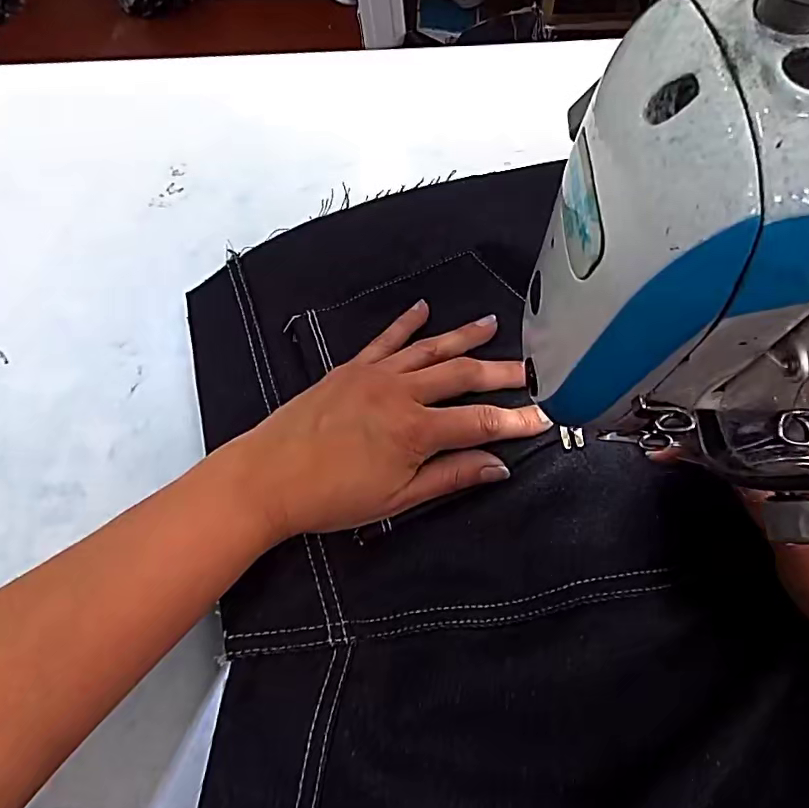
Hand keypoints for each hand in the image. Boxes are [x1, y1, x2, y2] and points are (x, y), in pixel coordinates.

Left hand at [208, 301, 550, 539]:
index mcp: (416, 429)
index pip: (482, 421)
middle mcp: (401, 393)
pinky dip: (407, 323)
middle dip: (503, 373)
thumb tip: (497, 467)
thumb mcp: (397, 498)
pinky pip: (386, 339)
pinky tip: (423, 309)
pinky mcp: (353, 367)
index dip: (518, 420)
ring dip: (464, 336)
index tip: (544, 416)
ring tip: (491, 324)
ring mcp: (376, 374)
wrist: (264, 478)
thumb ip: (452, 476)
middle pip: (465, 375)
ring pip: (432, 349)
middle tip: (531, 370)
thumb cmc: (328, 496)